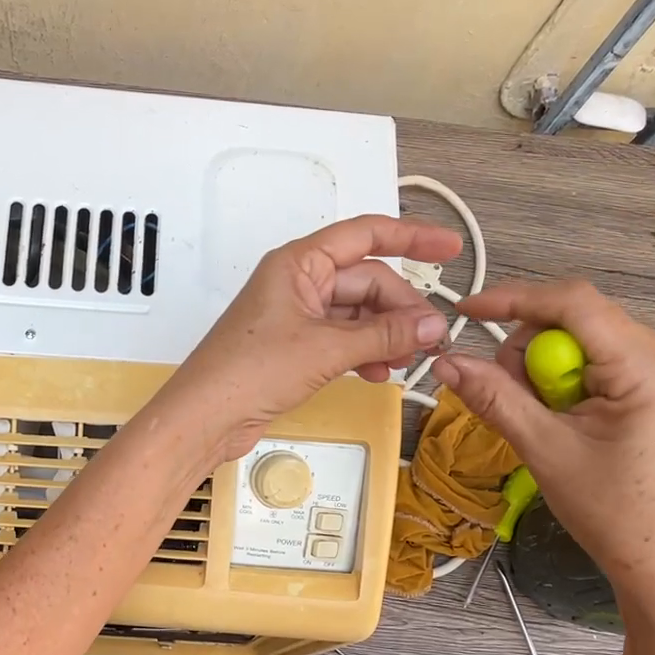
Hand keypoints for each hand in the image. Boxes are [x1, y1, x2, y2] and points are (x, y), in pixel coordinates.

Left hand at [151, 215, 461, 462]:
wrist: (205, 418)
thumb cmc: (247, 373)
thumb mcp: (326, 349)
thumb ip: (384, 334)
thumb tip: (431, 325)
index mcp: (297, 264)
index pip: (364, 235)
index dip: (411, 237)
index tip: (449, 248)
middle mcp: (295, 284)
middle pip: (365, 280)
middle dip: (400, 307)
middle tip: (429, 337)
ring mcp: (292, 317)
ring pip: (355, 314)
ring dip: (383, 334)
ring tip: (406, 360)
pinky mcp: (290, 349)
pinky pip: (339, 340)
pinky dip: (362, 353)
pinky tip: (377, 372)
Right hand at [432, 280, 654, 603]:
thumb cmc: (613, 511)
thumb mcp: (543, 450)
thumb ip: (494, 398)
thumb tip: (446, 362)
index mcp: (648, 365)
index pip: (572, 303)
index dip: (512, 300)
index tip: (464, 311)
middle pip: (573, 319)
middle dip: (528, 352)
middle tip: (515, 402)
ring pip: (581, 339)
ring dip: (545, 371)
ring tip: (544, 421)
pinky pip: (597, 359)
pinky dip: (565, 381)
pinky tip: (562, 418)